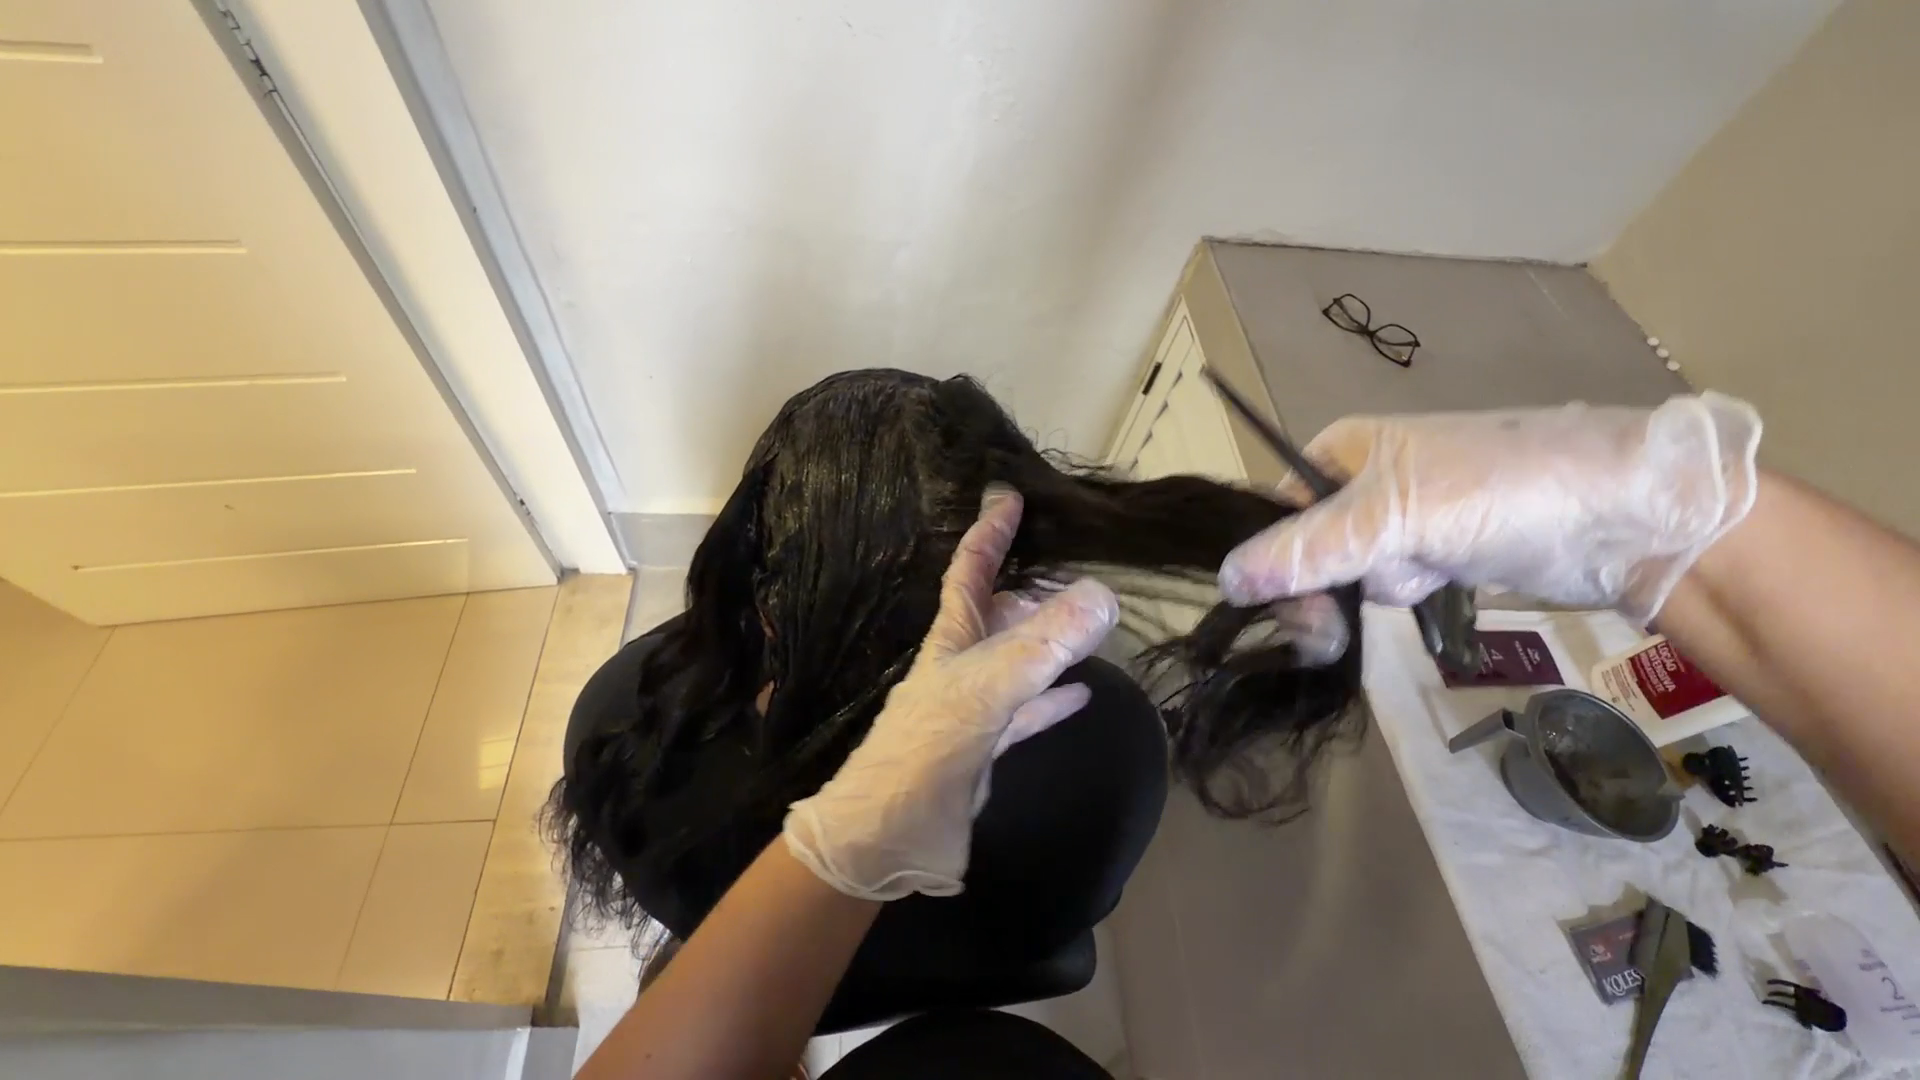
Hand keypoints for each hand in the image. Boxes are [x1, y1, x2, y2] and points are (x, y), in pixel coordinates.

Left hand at [782, 486, 1119, 900]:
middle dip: (1034, 588)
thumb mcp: (985, 691)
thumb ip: (1042, 647)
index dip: (990, 533)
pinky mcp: (988, 746)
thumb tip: (1103, 596)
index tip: (1010, 497)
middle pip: (1001, 614)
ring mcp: (975, 706)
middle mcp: (962, 665)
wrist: (886, 836)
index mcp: (951, 639)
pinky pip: (1029, 711)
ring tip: (1092, 623)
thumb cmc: (924, 753)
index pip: (971, 570)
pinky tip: (1085, 693)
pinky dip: (1055, 699)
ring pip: (1020, 660)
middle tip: (1078, 571)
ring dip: (1050, 642)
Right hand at [1218, 393, 1762, 623]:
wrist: (1632, 516)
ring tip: (1428, 570)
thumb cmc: (1502, 491)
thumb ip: (1306, 549)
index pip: (1275, 512)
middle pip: (1306, 546)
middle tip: (1341, 621)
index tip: (1294, 606)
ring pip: (1347, 570)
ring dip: (1380, 584)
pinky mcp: (1436, 544)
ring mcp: (1402, 513)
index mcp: (1342, 449)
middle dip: (1330, 582)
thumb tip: (1225, 580)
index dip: (1275, 560)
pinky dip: (1409, 587)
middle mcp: (1363, 477)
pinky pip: (1390, 578)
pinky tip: (1445, 576)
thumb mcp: (1392, 517)